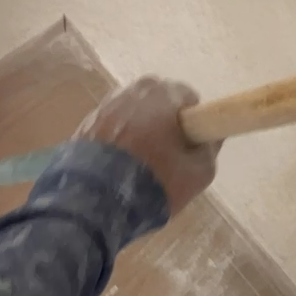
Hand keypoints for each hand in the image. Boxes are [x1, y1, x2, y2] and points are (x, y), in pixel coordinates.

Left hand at [77, 76, 220, 213]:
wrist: (94, 203)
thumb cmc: (153, 182)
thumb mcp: (199, 173)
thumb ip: (210, 148)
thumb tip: (210, 137)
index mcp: (163, 95)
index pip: (188, 97)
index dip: (193, 121)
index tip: (190, 144)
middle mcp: (133, 92)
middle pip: (159, 99)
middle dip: (165, 119)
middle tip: (167, 152)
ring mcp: (105, 106)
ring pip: (133, 110)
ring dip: (140, 126)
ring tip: (140, 161)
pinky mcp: (85, 124)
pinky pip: (112, 124)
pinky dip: (118, 137)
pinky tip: (118, 164)